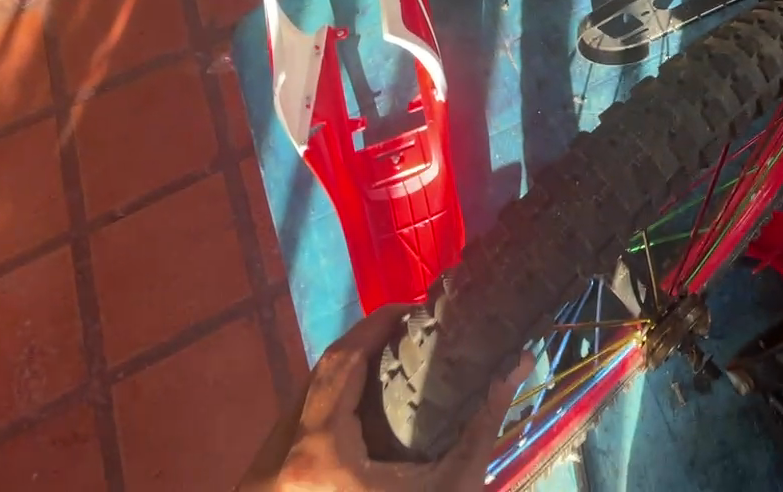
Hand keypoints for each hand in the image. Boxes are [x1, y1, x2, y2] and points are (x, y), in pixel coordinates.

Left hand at [240, 306, 533, 491]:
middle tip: (407, 330)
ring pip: (304, 396)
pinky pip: (294, 425)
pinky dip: (327, 403)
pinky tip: (359, 406)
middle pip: (323, 371)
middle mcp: (279, 457)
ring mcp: (261, 474)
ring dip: (345, 372)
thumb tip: (521, 360)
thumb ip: (482, 423)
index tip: (413, 309)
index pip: (345, 360)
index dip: (377, 325)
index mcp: (319, 453)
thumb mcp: (450, 487)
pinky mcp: (261, 485)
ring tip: (388, 358)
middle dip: (365, 343)